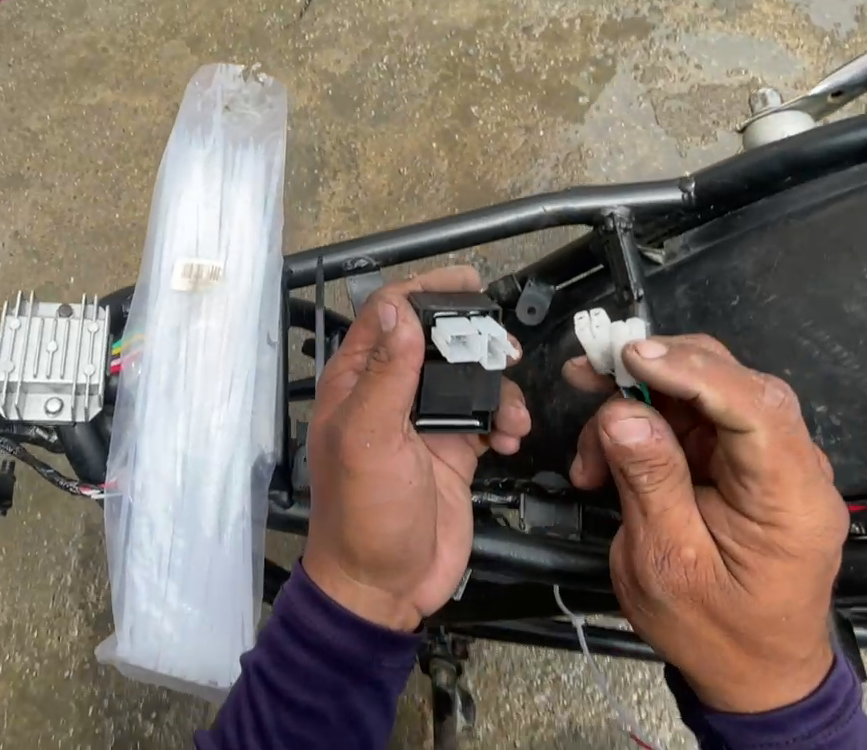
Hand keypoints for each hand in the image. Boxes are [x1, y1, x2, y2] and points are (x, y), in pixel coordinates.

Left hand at [303, 266, 532, 630]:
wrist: (385, 585)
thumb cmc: (361, 514)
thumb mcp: (369, 437)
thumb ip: (386, 372)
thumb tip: (398, 312)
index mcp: (358, 380)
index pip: (389, 315)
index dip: (423, 290)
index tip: (465, 281)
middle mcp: (390, 392)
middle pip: (436, 339)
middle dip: (473, 337)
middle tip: (504, 346)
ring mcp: (424, 420)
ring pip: (467, 376)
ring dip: (496, 385)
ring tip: (509, 412)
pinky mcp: (453, 448)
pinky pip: (485, 416)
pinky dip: (503, 420)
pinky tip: (508, 438)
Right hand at [564, 334, 847, 713]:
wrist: (749, 674)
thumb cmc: (713, 631)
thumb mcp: (667, 563)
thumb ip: (649, 483)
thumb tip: (623, 413)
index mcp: (788, 498)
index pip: (755, 408)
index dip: (692, 370)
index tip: (629, 356)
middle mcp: (787, 467)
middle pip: (731, 383)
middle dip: (655, 368)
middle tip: (586, 372)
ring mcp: (760, 461)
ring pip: (698, 392)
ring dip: (633, 403)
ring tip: (587, 449)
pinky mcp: (732, 462)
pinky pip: (682, 419)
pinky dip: (635, 427)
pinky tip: (601, 460)